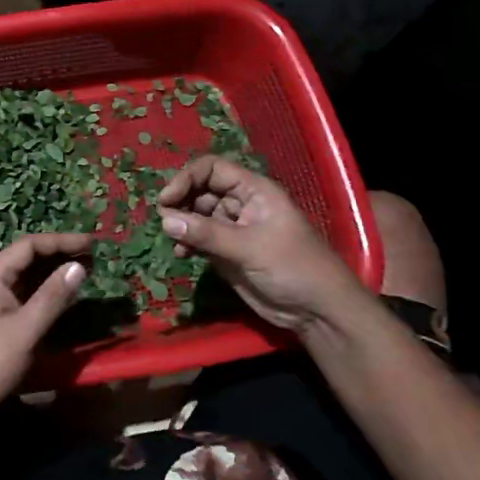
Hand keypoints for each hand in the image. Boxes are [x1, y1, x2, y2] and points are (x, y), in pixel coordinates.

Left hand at [0, 231, 90, 425]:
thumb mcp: (27, 329)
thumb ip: (53, 296)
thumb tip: (78, 266)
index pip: (28, 246)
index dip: (60, 241)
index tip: (90, 243)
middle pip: (26, 257)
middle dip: (59, 253)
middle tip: (92, 255)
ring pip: (26, 275)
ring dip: (54, 271)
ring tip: (85, 269)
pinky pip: (24, 293)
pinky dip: (46, 289)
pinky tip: (64, 293)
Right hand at [156, 156, 361, 330]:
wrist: (316, 309)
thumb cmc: (293, 268)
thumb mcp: (250, 247)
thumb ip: (208, 233)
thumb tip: (165, 220)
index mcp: (254, 191)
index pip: (212, 170)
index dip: (187, 179)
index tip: (166, 200)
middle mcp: (241, 205)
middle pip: (201, 191)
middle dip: (180, 202)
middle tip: (163, 222)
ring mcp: (233, 230)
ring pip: (197, 216)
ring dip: (181, 225)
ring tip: (172, 239)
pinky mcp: (227, 254)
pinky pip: (200, 240)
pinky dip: (187, 244)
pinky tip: (181, 255)